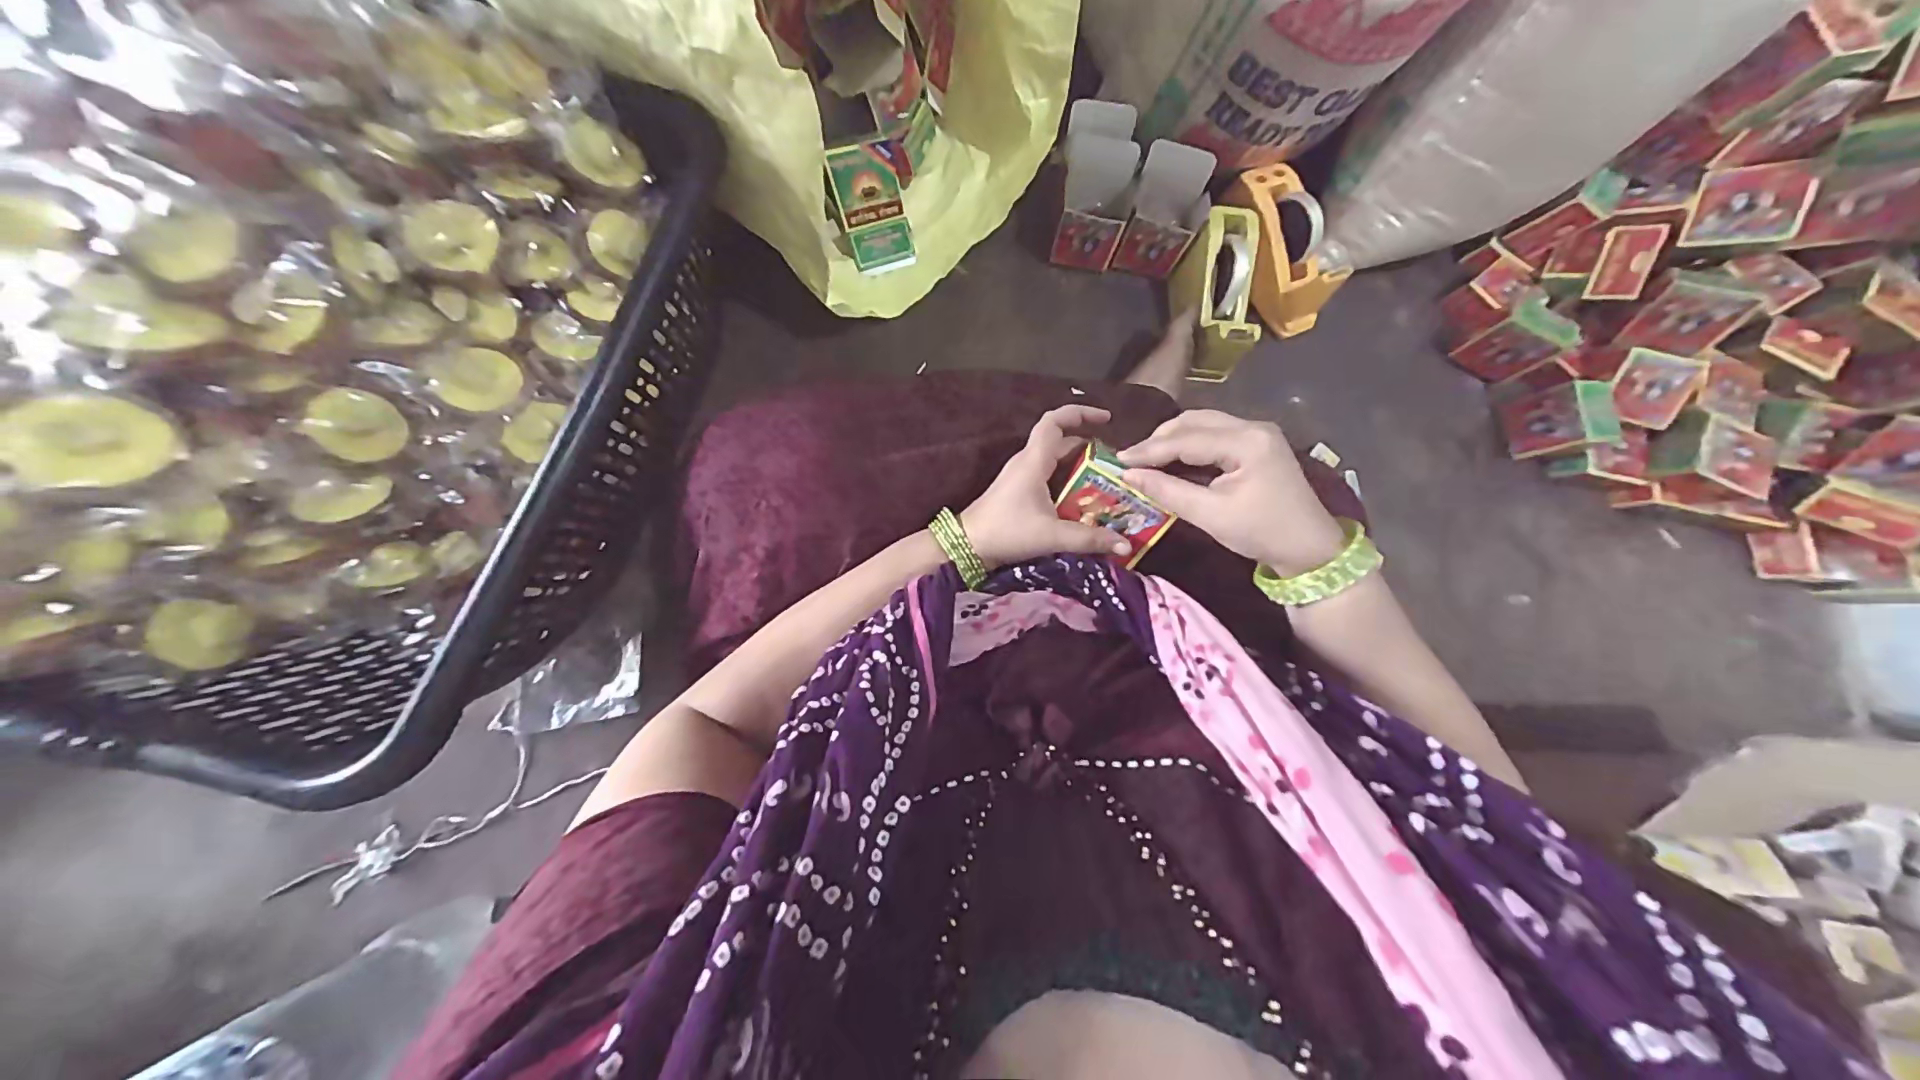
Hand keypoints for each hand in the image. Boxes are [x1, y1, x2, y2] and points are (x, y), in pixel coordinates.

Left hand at [960, 405, 1131, 567]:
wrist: (967, 546)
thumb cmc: (1006, 532)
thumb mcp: (1052, 536)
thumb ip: (1090, 540)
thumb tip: (1125, 545)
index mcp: (1033, 461)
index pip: (1055, 421)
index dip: (1081, 413)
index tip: (1106, 419)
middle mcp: (1026, 462)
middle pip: (1060, 442)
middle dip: (1088, 446)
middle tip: (1113, 463)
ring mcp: (1020, 476)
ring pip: (1054, 460)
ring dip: (1078, 465)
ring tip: (1104, 481)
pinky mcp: (1017, 491)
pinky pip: (1047, 475)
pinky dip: (1065, 479)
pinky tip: (1081, 499)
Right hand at [1117, 410, 1345, 575]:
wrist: (1311, 549)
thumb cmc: (1262, 532)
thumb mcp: (1210, 515)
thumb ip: (1168, 491)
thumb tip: (1128, 476)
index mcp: (1247, 442)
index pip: (1186, 439)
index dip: (1149, 450)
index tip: (1119, 460)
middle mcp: (1253, 427)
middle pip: (1194, 421)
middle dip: (1159, 438)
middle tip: (1131, 459)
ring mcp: (1258, 433)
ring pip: (1204, 423)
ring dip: (1173, 438)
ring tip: (1147, 458)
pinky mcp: (1258, 443)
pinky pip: (1215, 434)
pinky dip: (1190, 443)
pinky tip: (1173, 458)